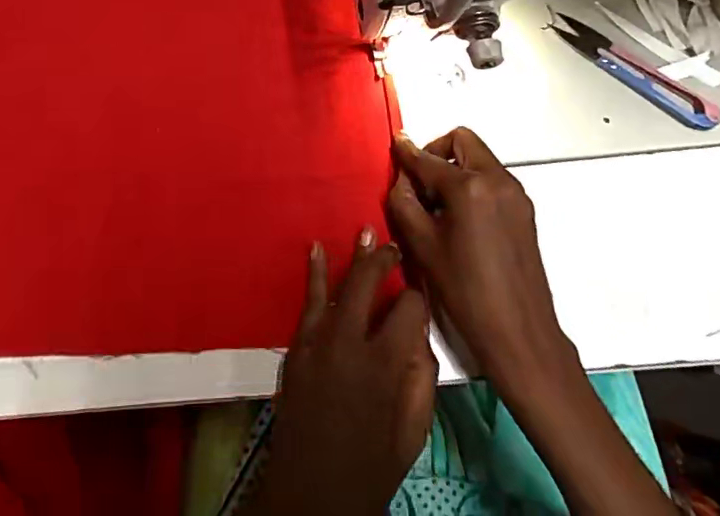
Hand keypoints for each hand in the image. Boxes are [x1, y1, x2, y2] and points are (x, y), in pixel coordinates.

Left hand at [242, 231, 435, 515]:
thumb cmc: (371, 467)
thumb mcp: (413, 430)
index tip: (422, 297)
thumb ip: (421, 376)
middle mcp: (349, 343)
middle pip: (370, 282)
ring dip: (354, 258)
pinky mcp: (297, 350)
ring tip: (366, 231)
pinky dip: (313, 274)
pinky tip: (315, 249)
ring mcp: (317, 343)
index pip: (409, 306)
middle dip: (387, 260)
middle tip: (396, 248)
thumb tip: (419, 333)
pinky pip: (307, 304)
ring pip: (337, 286)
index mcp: (385, 363)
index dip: (419, 298)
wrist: (309, 497)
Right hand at [386, 128, 574, 393]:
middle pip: (462, 141)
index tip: (396, 145)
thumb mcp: (423, 247)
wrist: (518, 330)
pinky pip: (493, 179)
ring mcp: (515, 193)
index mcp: (470, 187)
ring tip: (437, 205)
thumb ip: (405, 204)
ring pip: (479, 159)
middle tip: (419, 182)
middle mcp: (498, 180)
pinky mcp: (524, 208)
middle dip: (437, 152)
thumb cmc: (466, 293)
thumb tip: (402, 180)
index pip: (429, 159)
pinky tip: (460, 218)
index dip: (407, 153)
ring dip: (456, 168)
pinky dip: (473, 184)